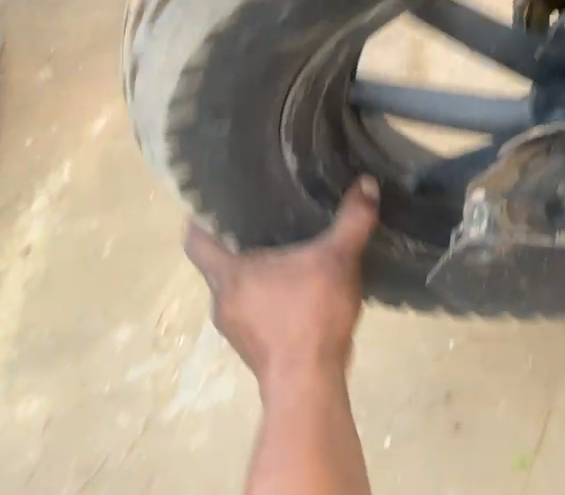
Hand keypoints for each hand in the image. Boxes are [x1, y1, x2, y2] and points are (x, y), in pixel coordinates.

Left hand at [184, 177, 380, 388]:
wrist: (308, 382)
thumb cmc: (311, 313)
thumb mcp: (338, 258)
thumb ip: (353, 219)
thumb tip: (367, 183)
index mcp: (229, 275)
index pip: (197, 240)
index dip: (202, 216)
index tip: (217, 198)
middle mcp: (222, 300)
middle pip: (221, 262)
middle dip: (242, 239)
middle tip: (269, 212)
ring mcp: (236, 326)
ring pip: (241, 286)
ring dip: (260, 269)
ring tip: (289, 245)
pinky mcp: (255, 344)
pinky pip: (257, 307)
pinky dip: (273, 292)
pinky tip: (301, 284)